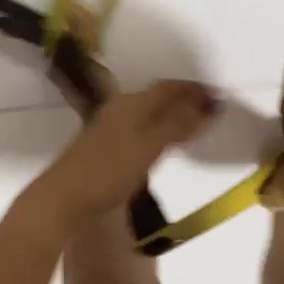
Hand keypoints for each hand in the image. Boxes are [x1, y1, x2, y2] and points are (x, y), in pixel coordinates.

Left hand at [29, 80, 218, 223]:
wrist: (64, 196)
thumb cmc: (109, 170)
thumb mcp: (149, 146)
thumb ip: (177, 124)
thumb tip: (208, 104)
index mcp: (132, 103)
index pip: (169, 88)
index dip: (194, 90)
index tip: (219, 95)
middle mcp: (120, 107)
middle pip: (158, 96)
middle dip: (185, 99)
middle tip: (211, 108)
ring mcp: (109, 125)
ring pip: (148, 111)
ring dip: (172, 113)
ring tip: (194, 122)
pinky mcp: (104, 144)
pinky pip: (140, 126)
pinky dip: (159, 127)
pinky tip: (163, 140)